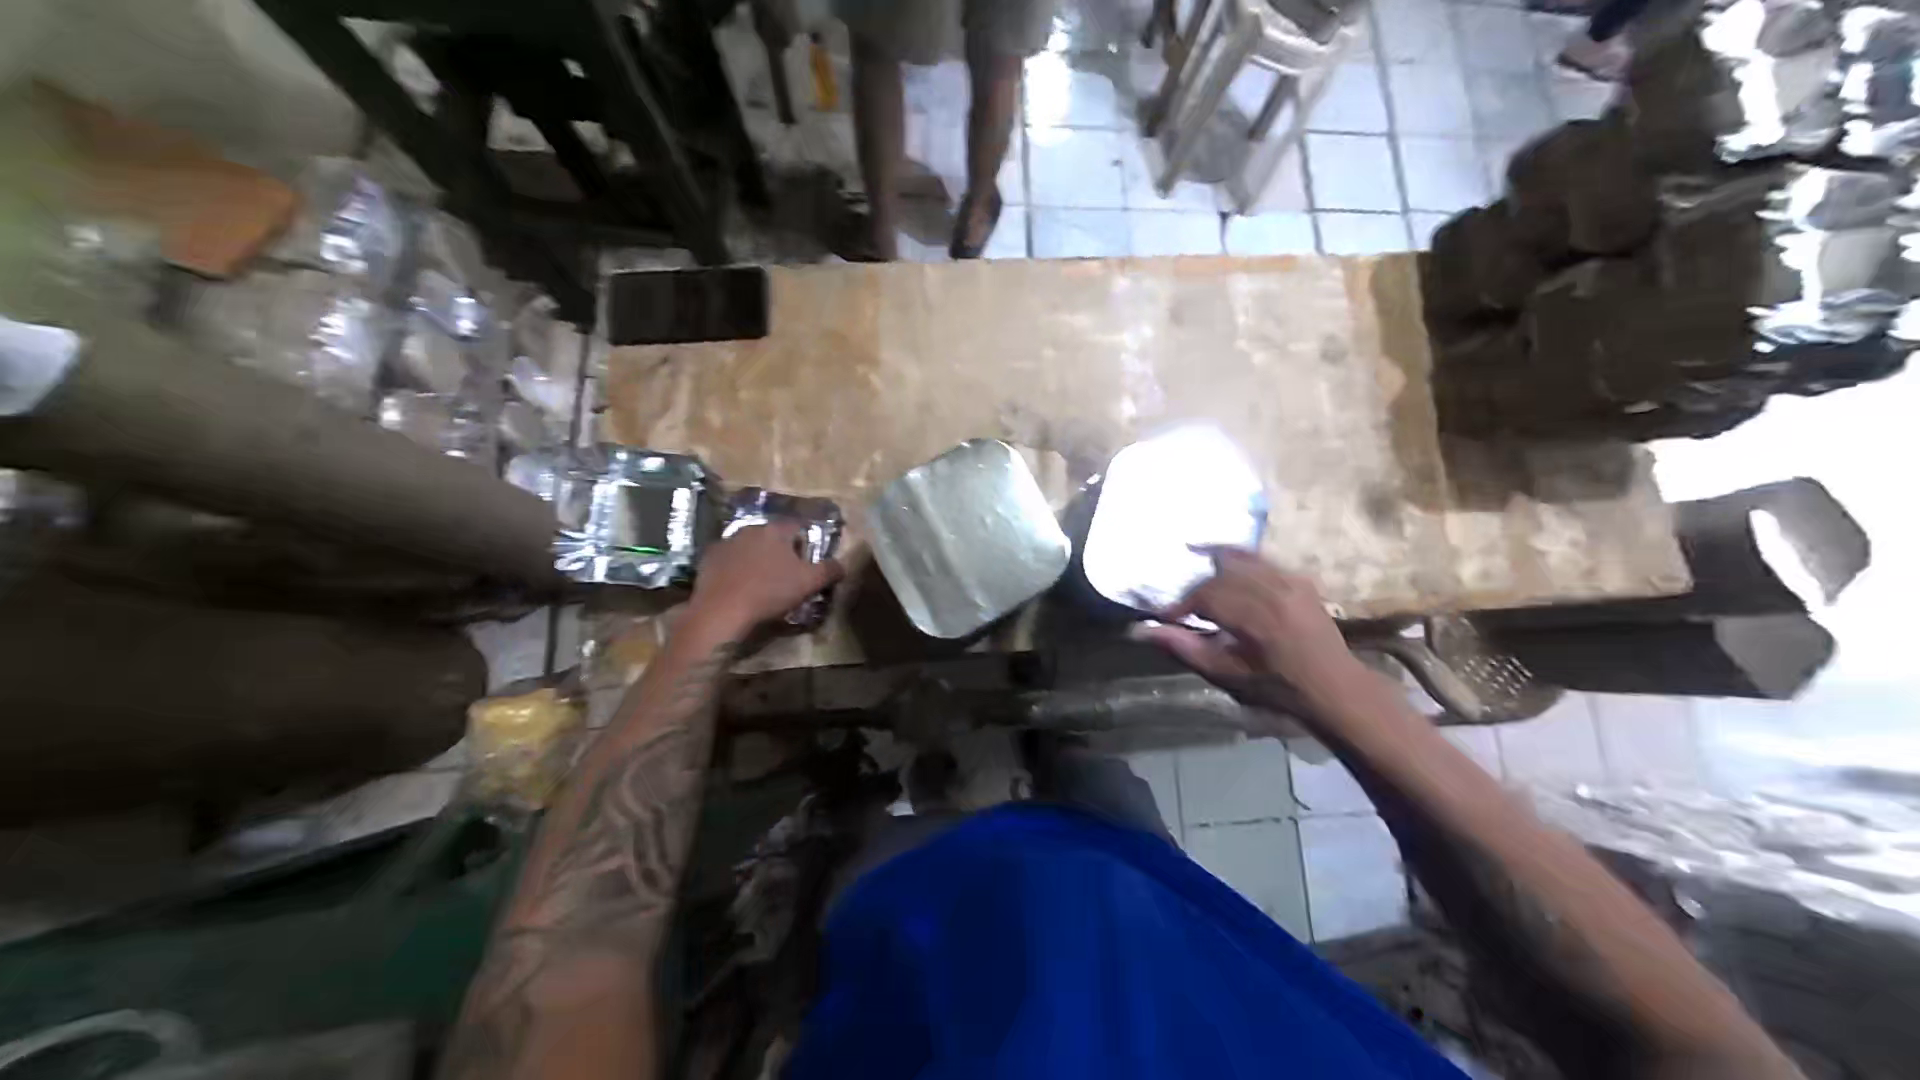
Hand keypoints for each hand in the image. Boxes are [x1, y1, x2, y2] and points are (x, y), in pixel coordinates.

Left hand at [687, 520, 843, 635]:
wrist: (722, 611)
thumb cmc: (770, 592)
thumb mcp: (809, 583)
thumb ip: (829, 570)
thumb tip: (842, 564)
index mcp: (776, 530)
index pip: (797, 527)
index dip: (805, 543)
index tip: (807, 562)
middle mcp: (750, 529)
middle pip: (772, 536)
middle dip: (780, 551)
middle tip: (786, 575)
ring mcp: (726, 542)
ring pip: (749, 547)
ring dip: (757, 559)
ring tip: (761, 583)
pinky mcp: (708, 559)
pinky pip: (728, 560)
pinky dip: (735, 569)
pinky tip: (739, 588)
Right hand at [1131, 547, 1364, 704]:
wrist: (1335, 688)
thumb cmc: (1278, 688)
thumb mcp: (1227, 674)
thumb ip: (1185, 648)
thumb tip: (1142, 631)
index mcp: (1257, 618)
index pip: (1206, 596)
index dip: (1181, 604)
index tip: (1167, 617)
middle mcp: (1274, 592)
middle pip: (1221, 573)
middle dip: (1197, 587)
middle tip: (1183, 605)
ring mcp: (1291, 581)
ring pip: (1241, 558)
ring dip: (1214, 564)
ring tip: (1193, 565)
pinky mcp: (1300, 579)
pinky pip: (1262, 558)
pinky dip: (1239, 557)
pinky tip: (1224, 560)